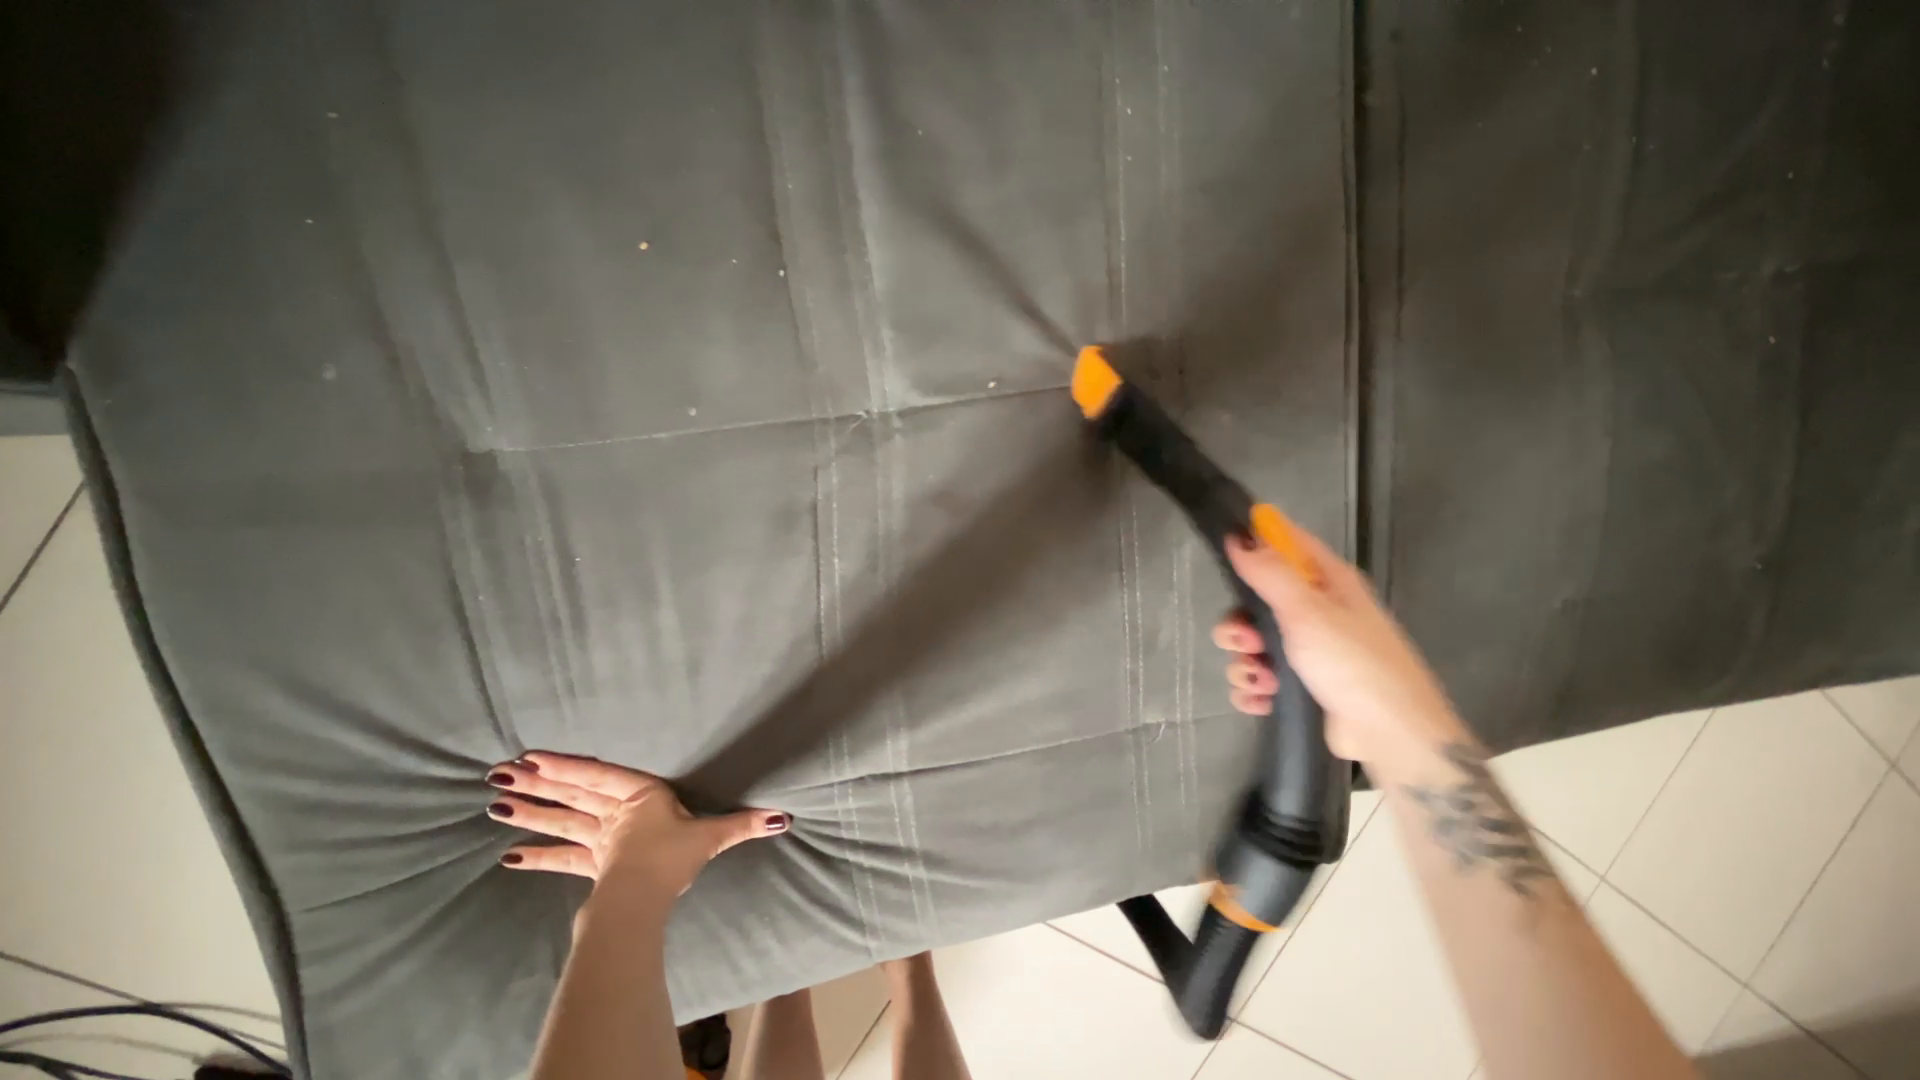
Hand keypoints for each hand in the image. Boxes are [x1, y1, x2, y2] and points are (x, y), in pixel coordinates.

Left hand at [484, 752, 789, 898]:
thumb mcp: (712, 836)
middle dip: (538, 784)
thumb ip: (744, 825)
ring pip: (561, 823)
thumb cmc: (673, 858)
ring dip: (530, 814)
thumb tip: (784, 819)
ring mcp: (598, 843)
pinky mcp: (592, 869)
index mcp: (640, 798)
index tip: (534, 755)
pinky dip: (537, 858)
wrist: (644, 899)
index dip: (568, 765)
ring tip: (495, 805)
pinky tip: (508, 858)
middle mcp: (614, 816)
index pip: (600, 776)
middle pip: (572, 795)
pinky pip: (562, 861)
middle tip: (500, 772)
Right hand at [1212, 526, 1466, 767]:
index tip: (1225, 549)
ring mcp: (1310, 652)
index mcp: (1328, 583)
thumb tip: (1239, 537)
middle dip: (1241, 626)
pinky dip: (1254, 689)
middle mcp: (1318, 612)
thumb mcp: (1308, 611)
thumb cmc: (1352, 663)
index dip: (1256, 541)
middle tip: (1245, 643)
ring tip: (1261, 681)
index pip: (1287, 544)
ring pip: (1254, 646)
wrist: (1388, 735)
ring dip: (1247, 664)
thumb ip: (1270, 573)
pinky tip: (1261, 700)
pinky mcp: (1303, 687)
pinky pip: (1260, 679)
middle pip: (1257, 603)